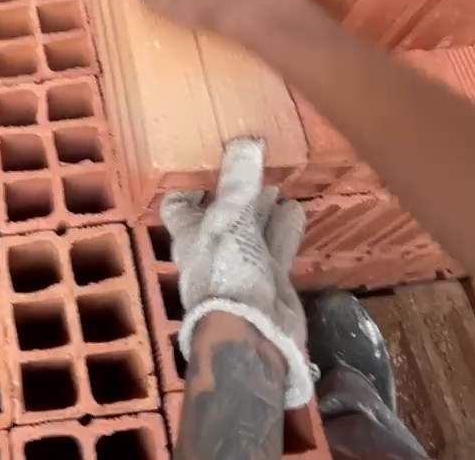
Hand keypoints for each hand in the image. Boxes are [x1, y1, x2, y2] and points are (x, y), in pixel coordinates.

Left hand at [163, 138, 314, 407]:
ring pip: (252, 225)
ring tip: (277, 176)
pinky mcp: (269, 278)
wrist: (254, 333)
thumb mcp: (228, 218)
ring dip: (263, 204)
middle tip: (252, 158)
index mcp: (189, 232)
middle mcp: (212, 246)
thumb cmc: (226, 270)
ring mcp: (241, 263)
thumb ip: (238, 181)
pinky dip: (285, 226)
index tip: (206, 156)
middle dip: (236, 186)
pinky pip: (277, 245)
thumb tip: (247, 141)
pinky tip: (295, 207)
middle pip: (222, 209)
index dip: (190, 181)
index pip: (179, 202)